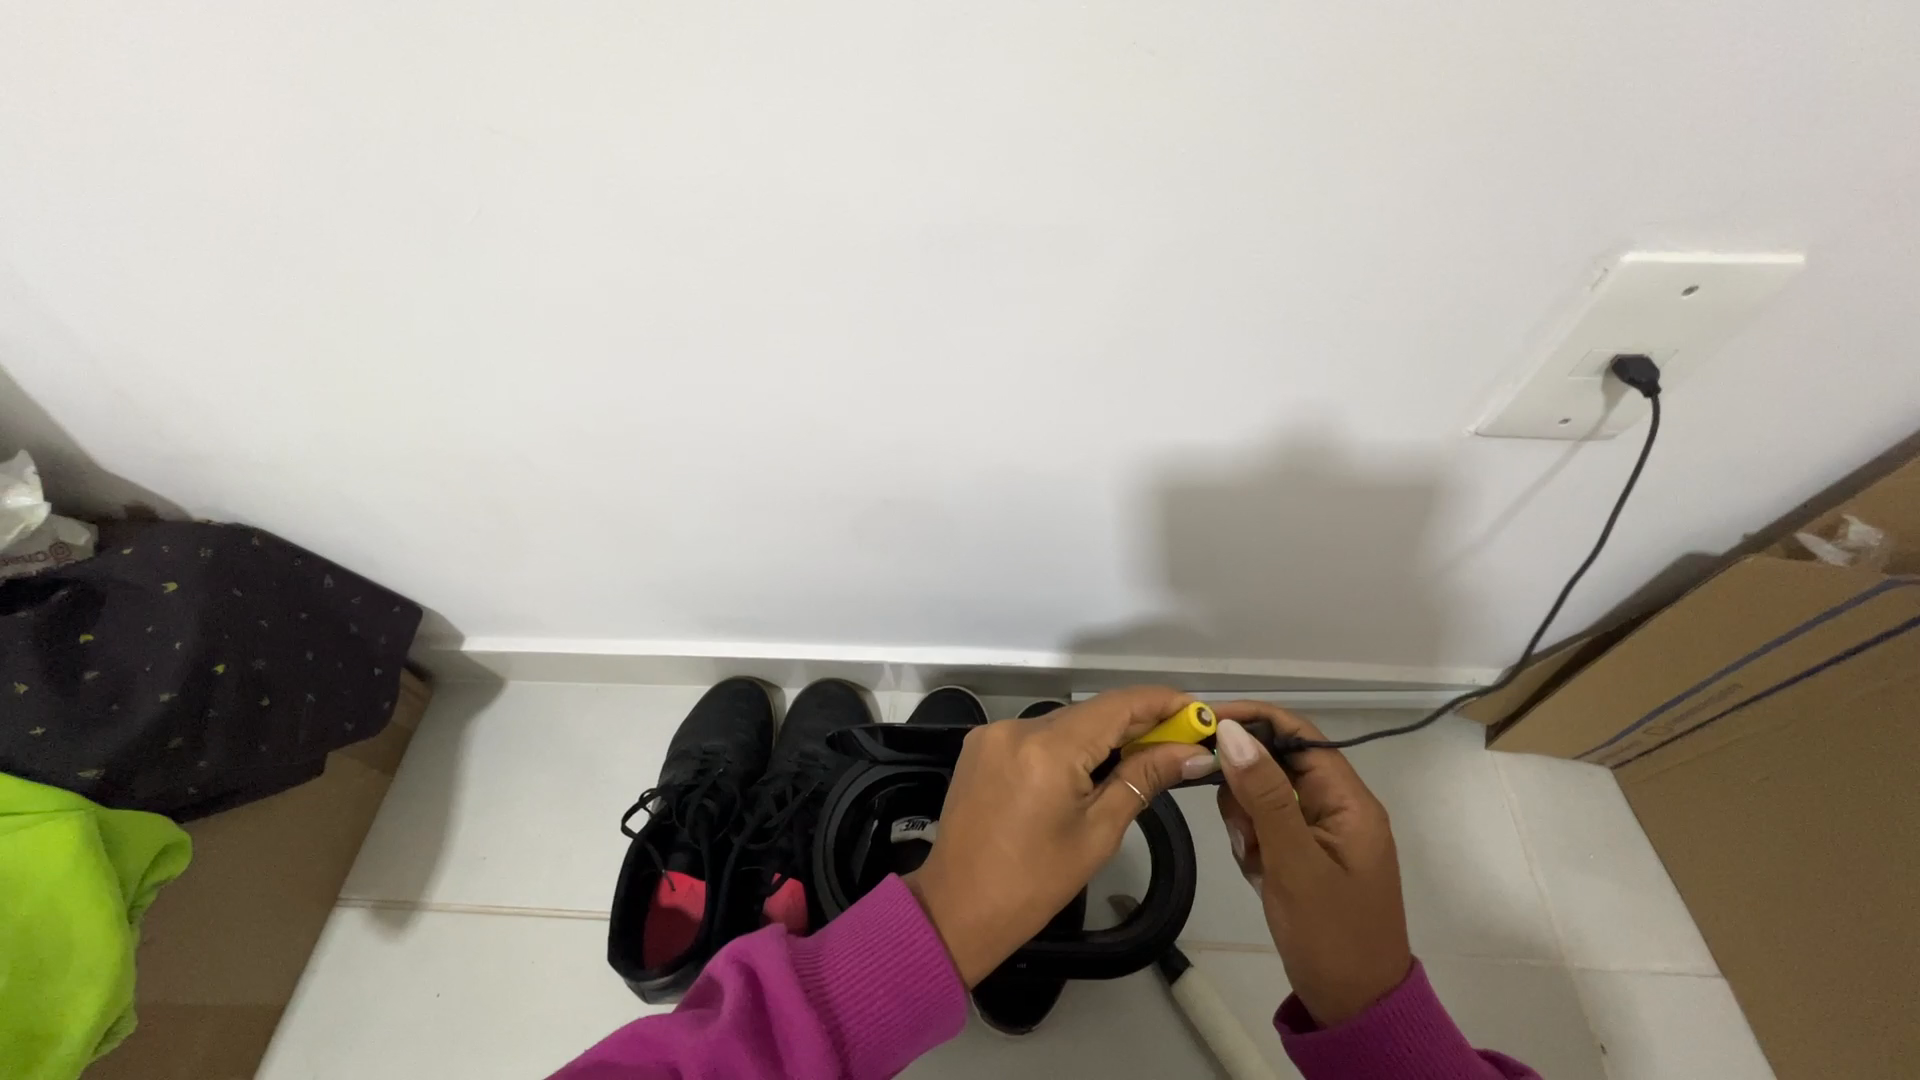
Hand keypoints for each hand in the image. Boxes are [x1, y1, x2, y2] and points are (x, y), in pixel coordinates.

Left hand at [904, 686, 1217, 986]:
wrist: (956, 908)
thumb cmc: (1034, 883)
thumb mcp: (1098, 832)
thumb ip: (1142, 780)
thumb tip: (1192, 753)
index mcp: (1048, 747)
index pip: (1117, 705)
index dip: (1162, 702)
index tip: (1198, 711)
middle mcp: (1017, 726)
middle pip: (1090, 712)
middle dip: (1137, 723)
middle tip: (1182, 740)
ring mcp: (993, 733)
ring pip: (1062, 722)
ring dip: (1101, 735)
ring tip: (1142, 756)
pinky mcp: (980, 745)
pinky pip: (1035, 734)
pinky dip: (1066, 744)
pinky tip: (1090, 767)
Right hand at [1213, 702, 1411, 1027]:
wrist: (1352, 1008)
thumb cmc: (1330, 934)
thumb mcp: (1293, 861)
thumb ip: (1264, 793)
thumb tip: (1232, 730)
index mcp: (1349, 801)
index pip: (1298, 734)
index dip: (1253, 719)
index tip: (1204, 722)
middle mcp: (1337, 807)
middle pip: (1276, 763)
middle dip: (1247, 788)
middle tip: (1240, 828)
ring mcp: (1320, 832)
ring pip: (1264, 795)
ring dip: (1247, 821)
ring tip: (1255, 861)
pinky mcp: (1304, 854)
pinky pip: (1265, 826)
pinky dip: (1252, 843)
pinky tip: (1258, 873)